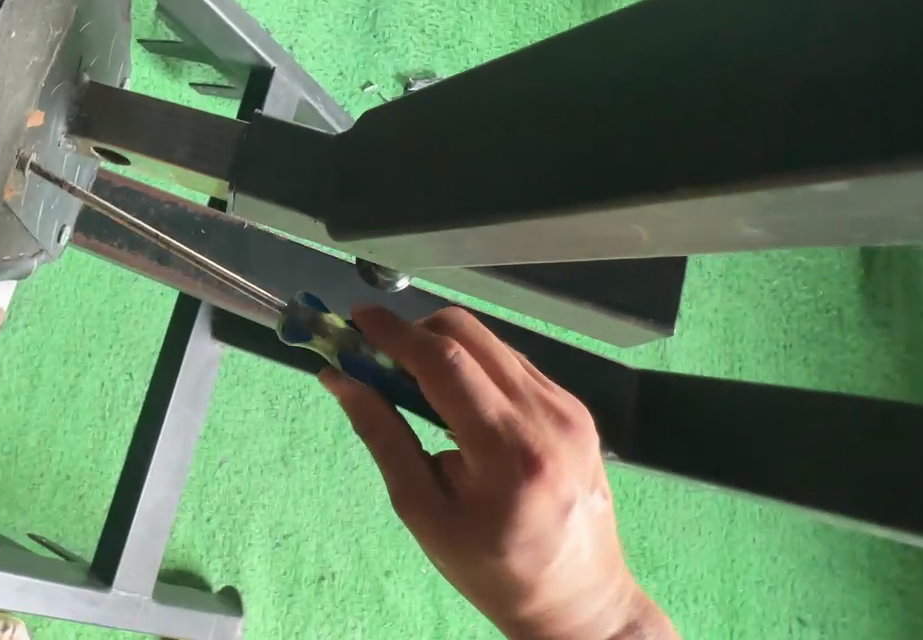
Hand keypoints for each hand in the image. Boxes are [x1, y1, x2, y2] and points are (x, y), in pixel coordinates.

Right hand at [322, 306, 675, 639]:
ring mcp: (566, 408)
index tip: (356, 317)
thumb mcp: (421, 510)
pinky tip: (454, 399)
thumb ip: (381, 434)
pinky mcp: (572, 408)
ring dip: (439, 345)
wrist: (584, 604)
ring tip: (414, 383)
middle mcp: (546, 416)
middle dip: (413, 332)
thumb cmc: (493, 568)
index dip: (394, 332)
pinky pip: (505, 359)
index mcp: (509, 451)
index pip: (444, 362)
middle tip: (380, 359)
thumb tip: (338, 377)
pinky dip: (467, 362)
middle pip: (466, 334)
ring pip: (485, 340)